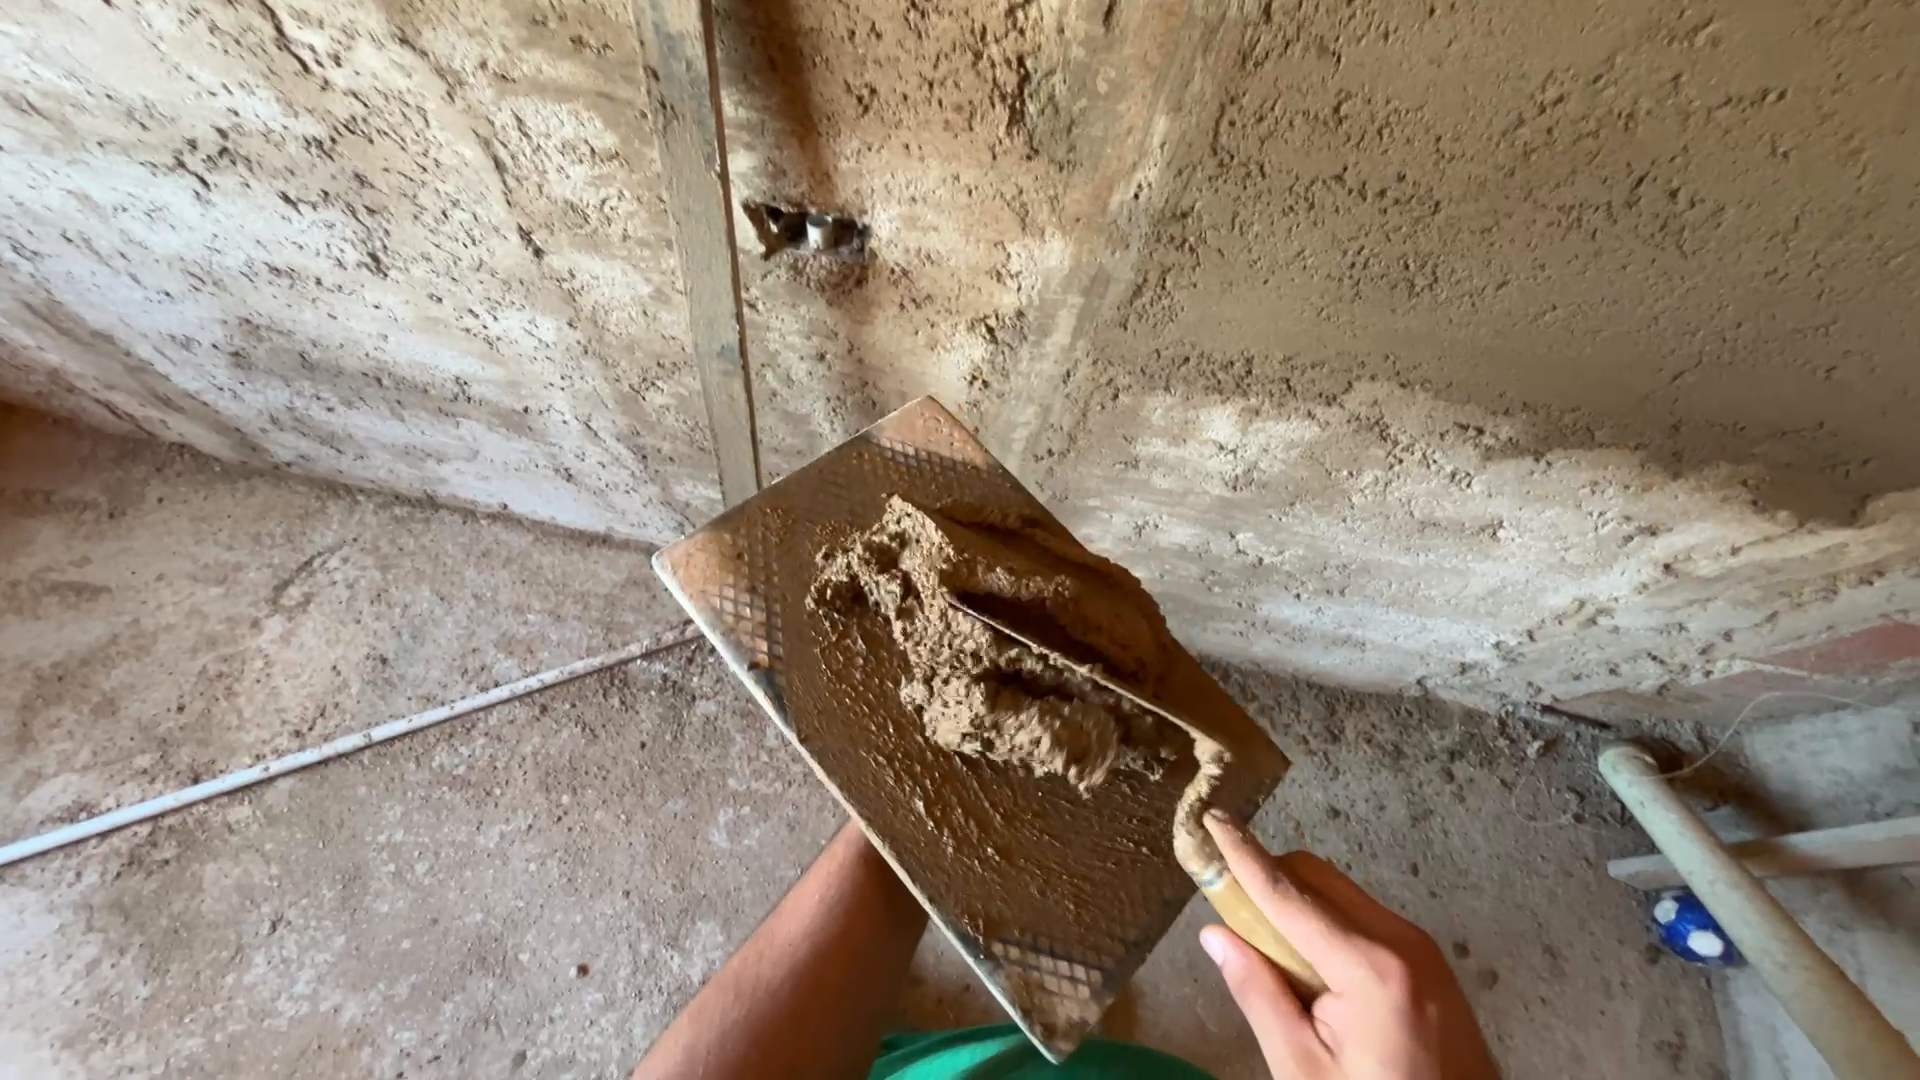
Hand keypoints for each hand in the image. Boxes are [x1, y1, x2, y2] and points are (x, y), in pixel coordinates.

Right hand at [1199, 811, 1499, 1079]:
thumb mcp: (1304, 1072)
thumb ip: (1259, 995)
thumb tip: (1214, 936)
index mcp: (1369, 968)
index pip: (1286, 894)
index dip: (1242, 854)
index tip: (1212, 816)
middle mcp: (1400, 940)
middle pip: (1312, 876)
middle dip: (1266, 879)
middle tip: (1232, 913)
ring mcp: (1421, 949)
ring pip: (1336, 891)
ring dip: (1294, 901)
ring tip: (1274, 955)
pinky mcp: (1429, 963)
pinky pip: (1359, 914)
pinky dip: (1323, 921)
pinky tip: (1313, 969)